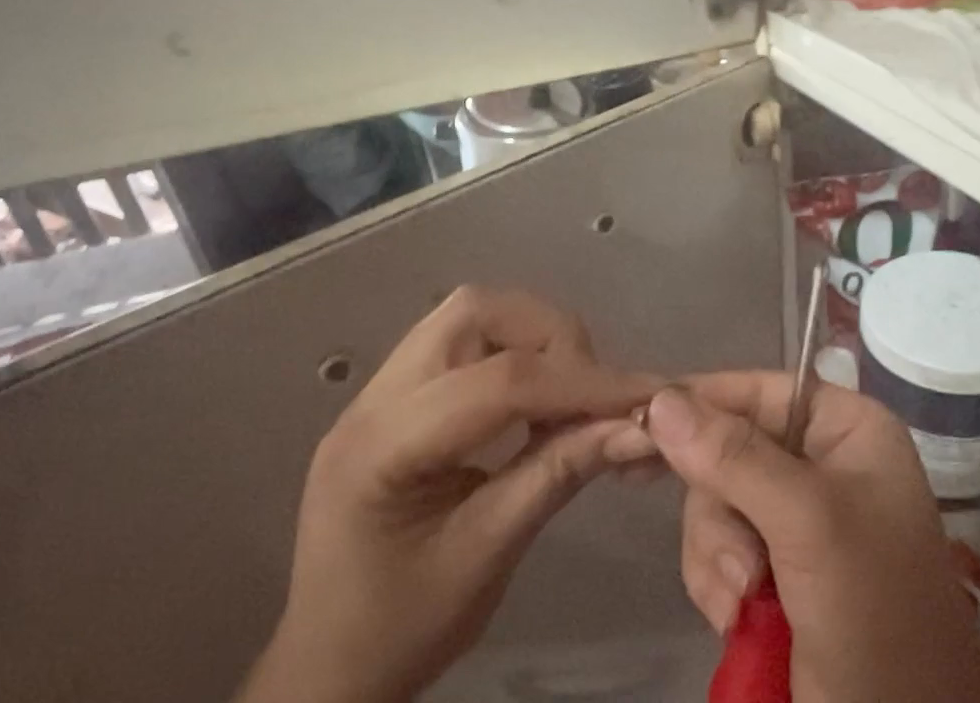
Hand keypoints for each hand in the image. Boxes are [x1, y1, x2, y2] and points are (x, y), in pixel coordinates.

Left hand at [237, 288, 661, 702]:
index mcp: (380, 448)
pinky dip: (516, 355)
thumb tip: (642, 428)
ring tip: (571, 399)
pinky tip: (538, 405)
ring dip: (536, 340)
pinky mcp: (396, 400)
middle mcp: (372, 401)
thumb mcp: (489, 554)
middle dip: (554, 341)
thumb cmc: (402, 626)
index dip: (583, 384)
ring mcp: (378, 394)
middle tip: (597, 398)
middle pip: (477, 313)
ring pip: (473, 316)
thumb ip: (560, 475)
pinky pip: (465, 343)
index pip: (499, 383)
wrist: (330, 666)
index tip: (650, 400)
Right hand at [645, 375, 979, 702]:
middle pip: (728, 452)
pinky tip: (736, 619)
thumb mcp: (808, 524)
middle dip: (721, 516)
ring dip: (716, 559)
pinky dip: (717, 584)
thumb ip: (735, 459)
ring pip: (716, 506)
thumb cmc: (873, 609)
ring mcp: (800, 517)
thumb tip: (660, 398)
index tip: (639, 424)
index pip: (759, 389)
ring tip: (742, 604)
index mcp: (849, 430)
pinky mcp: (780, 566)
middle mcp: (824, 462)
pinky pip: (719, 550)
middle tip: (741, 569)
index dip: (701, 403)